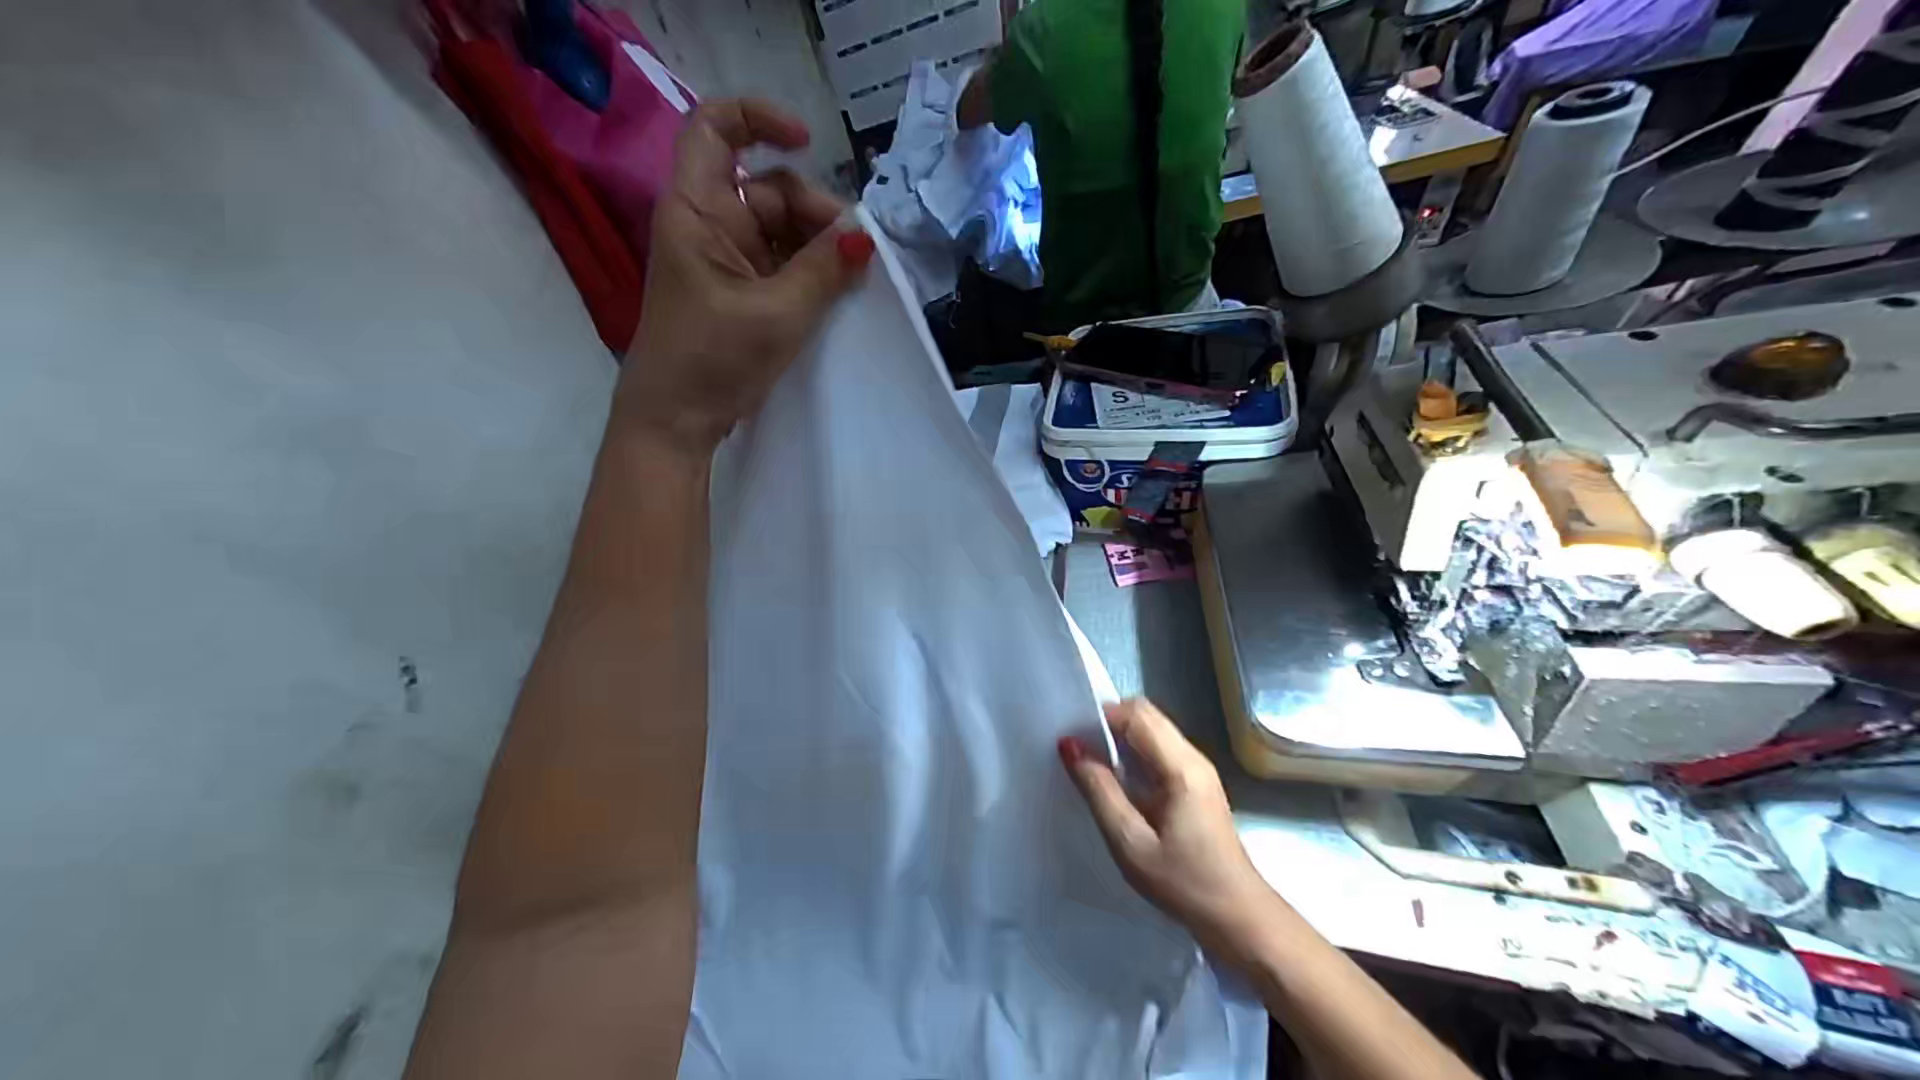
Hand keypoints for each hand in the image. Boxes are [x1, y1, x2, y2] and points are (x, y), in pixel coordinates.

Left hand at [615, 99, 875, 456]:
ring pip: (782, 230)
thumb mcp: (776, 313)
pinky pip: (782, 264)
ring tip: (849, 281)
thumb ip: (823, 270)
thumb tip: (864, 236)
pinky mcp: (740, 292)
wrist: (675, 422)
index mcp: (697, 210)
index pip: (716, 129)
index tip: (808, 143)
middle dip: (815, 212)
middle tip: (852, 256)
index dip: (760, 119)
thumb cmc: (711, 360)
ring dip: (819, 248)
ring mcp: (726, 260)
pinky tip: (836, 292)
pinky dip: (810, 272)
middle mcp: (710, 225)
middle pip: (770, 189)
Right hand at [1059, 700, 1278, 967]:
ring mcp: (1198, 769)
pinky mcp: (1196, 783)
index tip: (1072, 736)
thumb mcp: (1130, 842)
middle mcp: (1193, 757)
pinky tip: (1115, 781)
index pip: (1137, 715)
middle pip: (1146, 715)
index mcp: (1181, 767)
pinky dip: (1133, 753)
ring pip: (1152, 730)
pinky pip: (1159, 750)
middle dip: (1109, 723)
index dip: (1101, 716)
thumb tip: (1069, 745)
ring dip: (1120, 737)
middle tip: (1078, 749)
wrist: (1239, 918)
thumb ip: (1098, 790)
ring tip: (1090, 764)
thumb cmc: (1184, 883)